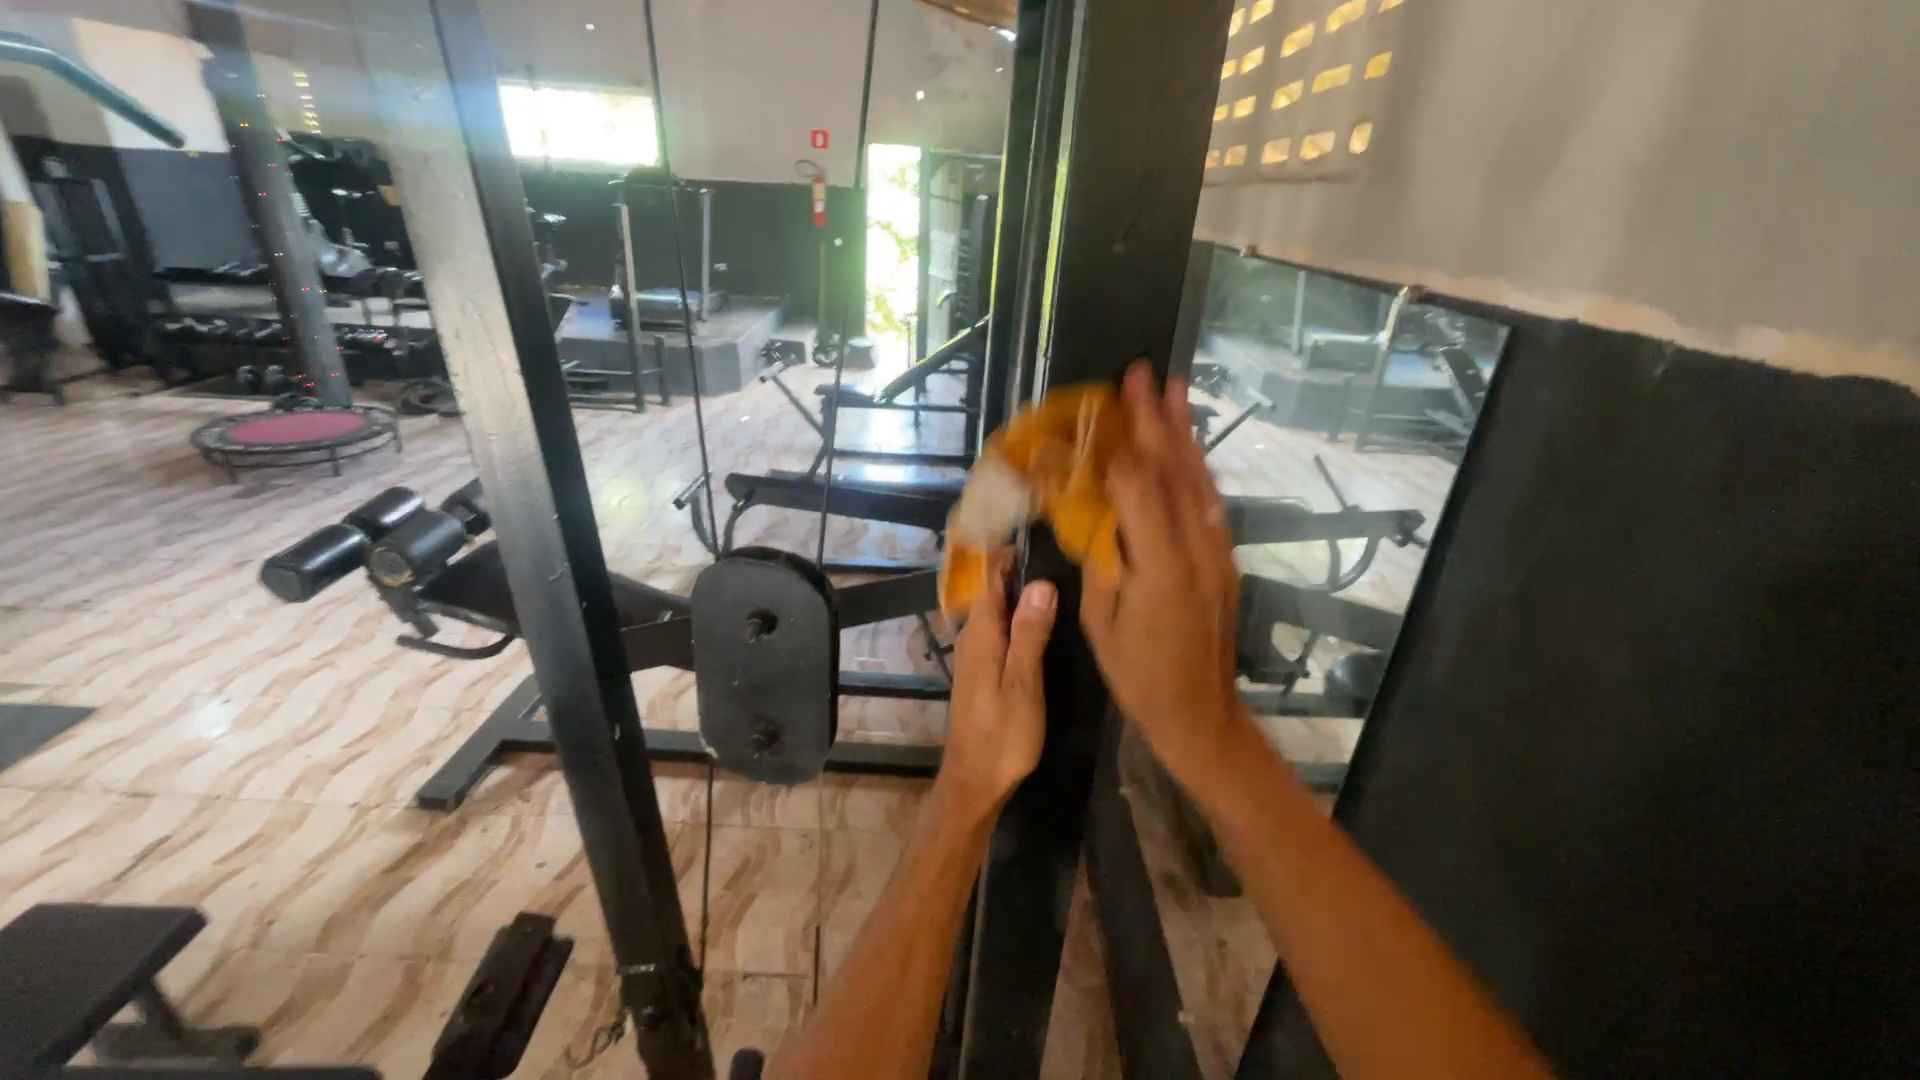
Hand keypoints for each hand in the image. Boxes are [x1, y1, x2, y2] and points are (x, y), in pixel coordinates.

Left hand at [940, 562, 1057, 812]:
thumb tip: (1041, 583)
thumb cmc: (1002, 736)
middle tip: (1058, 548)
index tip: (1038, 529)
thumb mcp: (1023, 684)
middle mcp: (973, 637)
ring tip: (1057, 572)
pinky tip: (1041, 615)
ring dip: (1019, 589)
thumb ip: (1029, 634)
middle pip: (992, 589)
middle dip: (1017, 566)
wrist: (975, 782)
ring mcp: (976, 654)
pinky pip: (999, 627)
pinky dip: (1017, 613)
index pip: (991, 577)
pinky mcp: (983, 670)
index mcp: (981, 635)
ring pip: (996, 608)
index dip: (1010, 552)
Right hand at [1082, 361, 1251, 780]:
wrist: (1198, 711)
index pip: (1141, 491)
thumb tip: (1095, 511)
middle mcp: (1196, 550)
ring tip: (1176, 390)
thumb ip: (1102, 560)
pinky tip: (1189, 448)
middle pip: (1175, 473)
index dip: (1121, 448)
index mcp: (1161, 567)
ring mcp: (1217, 554)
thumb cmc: (1137, 674)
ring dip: (1185, 433)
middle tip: (1142, 375)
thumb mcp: (1100, 621)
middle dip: (1156, 421)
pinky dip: (1197, 469)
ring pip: (1199, 482)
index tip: (1105, 410)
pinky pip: (1209, 504)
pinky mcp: (1224, 561)